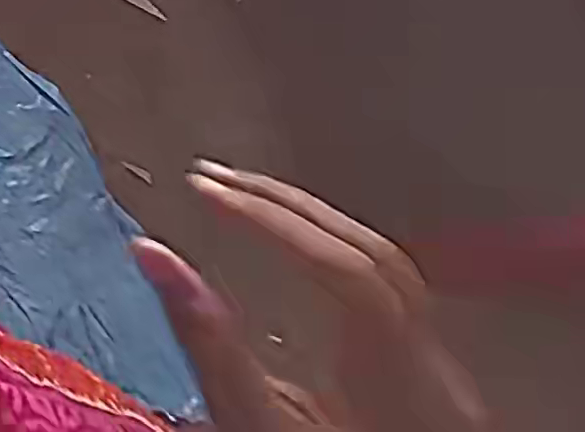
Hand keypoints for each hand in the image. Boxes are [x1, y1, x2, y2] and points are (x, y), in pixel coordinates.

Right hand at [134, 161, 486, 431]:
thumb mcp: (250, 418)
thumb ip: (205, 339)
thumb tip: (147, 248)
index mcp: (399, 383)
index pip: (347, 271)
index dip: (273, 220)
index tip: (200, 188)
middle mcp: (435, 370)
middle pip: (375, 257)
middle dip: (285, 204)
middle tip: (209, 176)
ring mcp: (437, 370)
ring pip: (385, 263)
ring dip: (303, 215)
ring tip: (234, 190)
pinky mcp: (423, 371)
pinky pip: (379, 280)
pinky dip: (319, 239)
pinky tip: (276, 234)